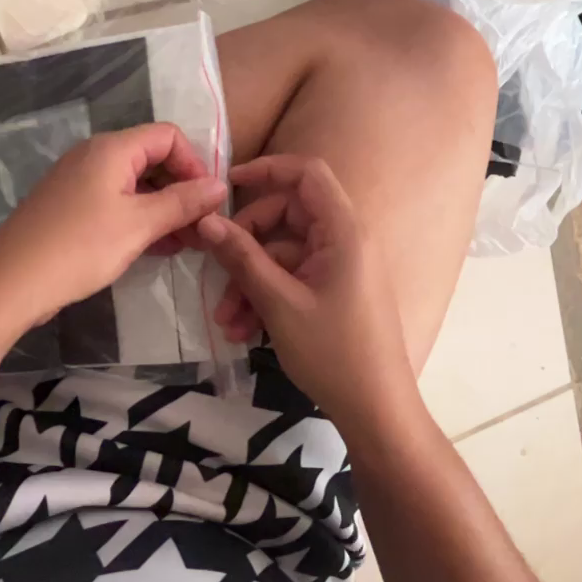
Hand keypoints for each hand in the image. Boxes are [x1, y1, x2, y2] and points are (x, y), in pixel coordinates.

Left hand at [0, 123, 226, 327]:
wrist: (11, 283)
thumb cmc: (79, 248)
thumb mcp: (139, 225)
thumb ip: (182, 203)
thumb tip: (220, 185)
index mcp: (112, 149)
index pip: (168, 136)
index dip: (194, 164)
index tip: (207, 203)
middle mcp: (94, 156)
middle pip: (152, 159)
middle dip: (181, 191)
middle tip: (203, 230)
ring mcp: (79, 182)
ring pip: (135, 185)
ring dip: (163, 209)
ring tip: (187, 244)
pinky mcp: (70, 208)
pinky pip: (115, 203)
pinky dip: (140, 219)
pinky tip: (157, 248)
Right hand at [196, 156, 412, 416]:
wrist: (376, 411)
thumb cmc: (333, 351)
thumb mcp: (279, 303)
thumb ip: (241, 257)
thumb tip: (205, 221)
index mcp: (343, 230)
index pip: (306, 174)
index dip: (267, 170)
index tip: (227, 184)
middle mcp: (344, 240)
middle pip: (285, 217)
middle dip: (246, 245)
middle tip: (216, 270)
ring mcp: (339, 267)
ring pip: (281, 255)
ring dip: (249, 281)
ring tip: (225, 321)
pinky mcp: (333, 292)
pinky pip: (291, 279)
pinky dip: (265, 298)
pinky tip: (242, 332)